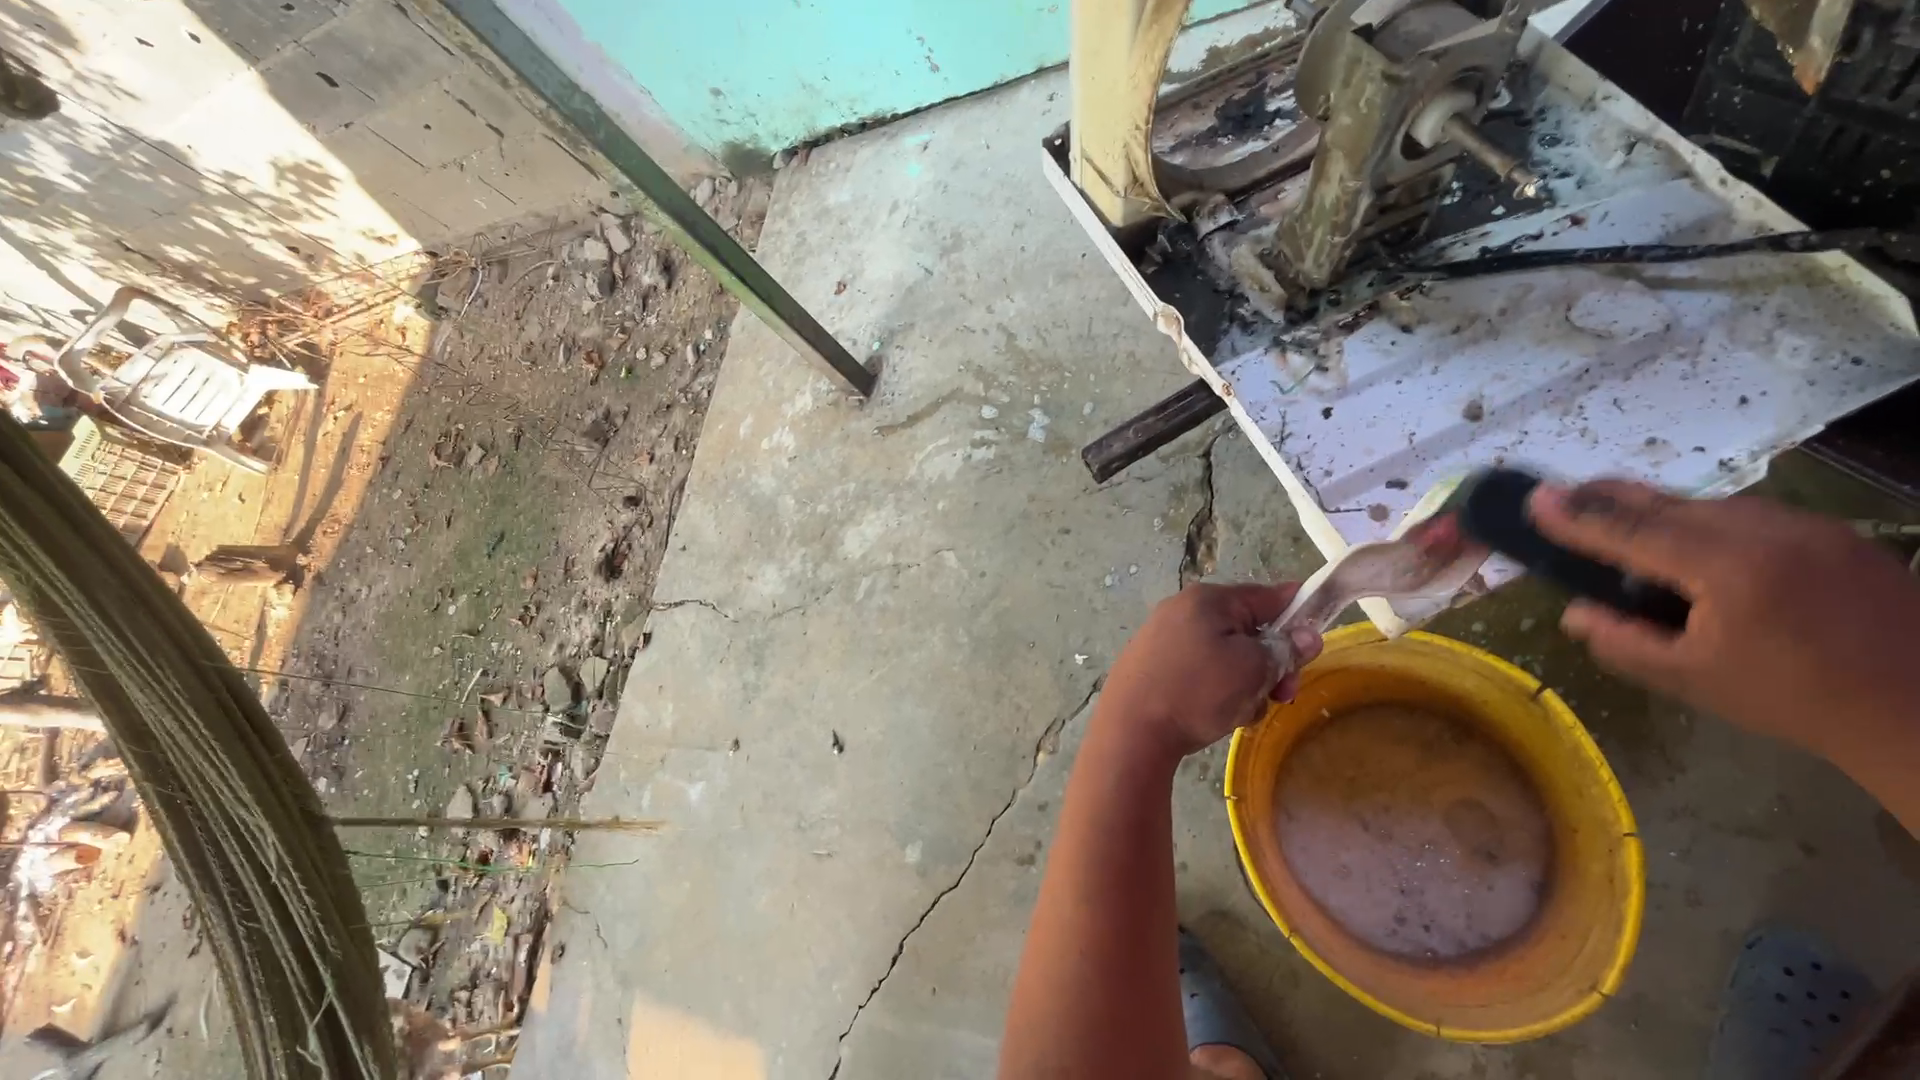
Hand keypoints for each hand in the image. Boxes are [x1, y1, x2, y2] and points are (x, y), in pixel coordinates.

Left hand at [1098, 583, 1322, 758]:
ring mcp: (1162, 638)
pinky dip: (1215, 690)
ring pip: (1225, 655)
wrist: (1130, 731)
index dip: (1299, 614)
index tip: (1315, 641)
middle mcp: (1182, 610)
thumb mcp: (1253, 670)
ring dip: (1244, 683)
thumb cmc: (1197, 692)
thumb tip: (1307, 635)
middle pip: (1246, 629)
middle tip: (1280, 695)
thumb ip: (1285, 650)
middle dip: (1269, 663)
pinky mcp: (1151, 666)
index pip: (1268, 596)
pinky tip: (1215, 716)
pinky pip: (1200, 671)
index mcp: (1207, 599)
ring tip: (1240, 711)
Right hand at [1528, 479, 1919, 758]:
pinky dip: (1704, 522)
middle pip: (1667, 504)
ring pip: (1708, 506)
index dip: (1577, 517)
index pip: (1632, 531)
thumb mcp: (1691, 680)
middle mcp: (1769, 532)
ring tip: (1620, 525)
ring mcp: (1809, 527)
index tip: (1535, 499)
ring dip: (1658, 512)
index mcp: (1730, 569)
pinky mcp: (1835, 534)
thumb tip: (1575, 613)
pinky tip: (1692, 546)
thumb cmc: (1796, 701)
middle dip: (1608, 498)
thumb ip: (1622, 642)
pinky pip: (1749, 516)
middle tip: (1561, 494)